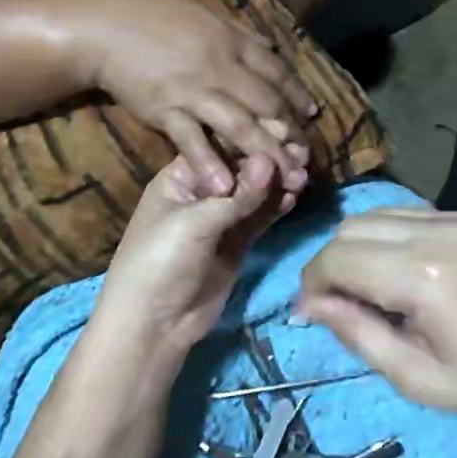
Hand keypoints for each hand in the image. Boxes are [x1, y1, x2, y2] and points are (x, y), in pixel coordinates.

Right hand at [76, 0, 315, 196]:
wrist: (103, 29)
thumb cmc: (153, 17)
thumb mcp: (204, 14)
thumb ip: (240, 34)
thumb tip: (270, 48)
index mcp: (232, 42)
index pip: (276, 72)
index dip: (297, 94)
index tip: (313, 114)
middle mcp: (221, 68)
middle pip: (266, 104)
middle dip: (291, 133)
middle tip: (307, 160)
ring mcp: (194, 92)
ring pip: (239, 125)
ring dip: (266, 154)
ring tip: (285, 180)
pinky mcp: (166, 112)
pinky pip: (192, 140)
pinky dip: (208, 163)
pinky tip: (224, 187)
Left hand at [93, 150, 301, 352]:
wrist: (153, 324)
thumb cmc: (160, 261)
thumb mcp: (195, 222)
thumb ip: (237, 194)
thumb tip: (270, 159)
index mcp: (181, 176)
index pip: (221, 146)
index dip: (252, 138)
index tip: (284, 132)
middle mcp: (202, 191)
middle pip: (242, 167)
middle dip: (271, 159)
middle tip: (301, 154)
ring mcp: (221, 218)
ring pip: (256, 192)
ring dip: (279, 182)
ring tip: (303, 174)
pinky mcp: (237, 242)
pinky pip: (261, 217)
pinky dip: (276, 206)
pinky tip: (294, 196)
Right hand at [296, 210, 456, 434]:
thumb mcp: (419, 378)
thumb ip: (358, 334)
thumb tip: (312, 306)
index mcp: (423, 273)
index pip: (338, 258)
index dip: (311, 285)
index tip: (307, 316)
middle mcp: (435, 230)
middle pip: (350, 228)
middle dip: (328, 265)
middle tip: (331, 308)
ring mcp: (455, 218)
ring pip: (374, 214)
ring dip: (354, 248)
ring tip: (361, 292)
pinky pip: (405, 215)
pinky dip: (383, 237)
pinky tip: (393, 273)